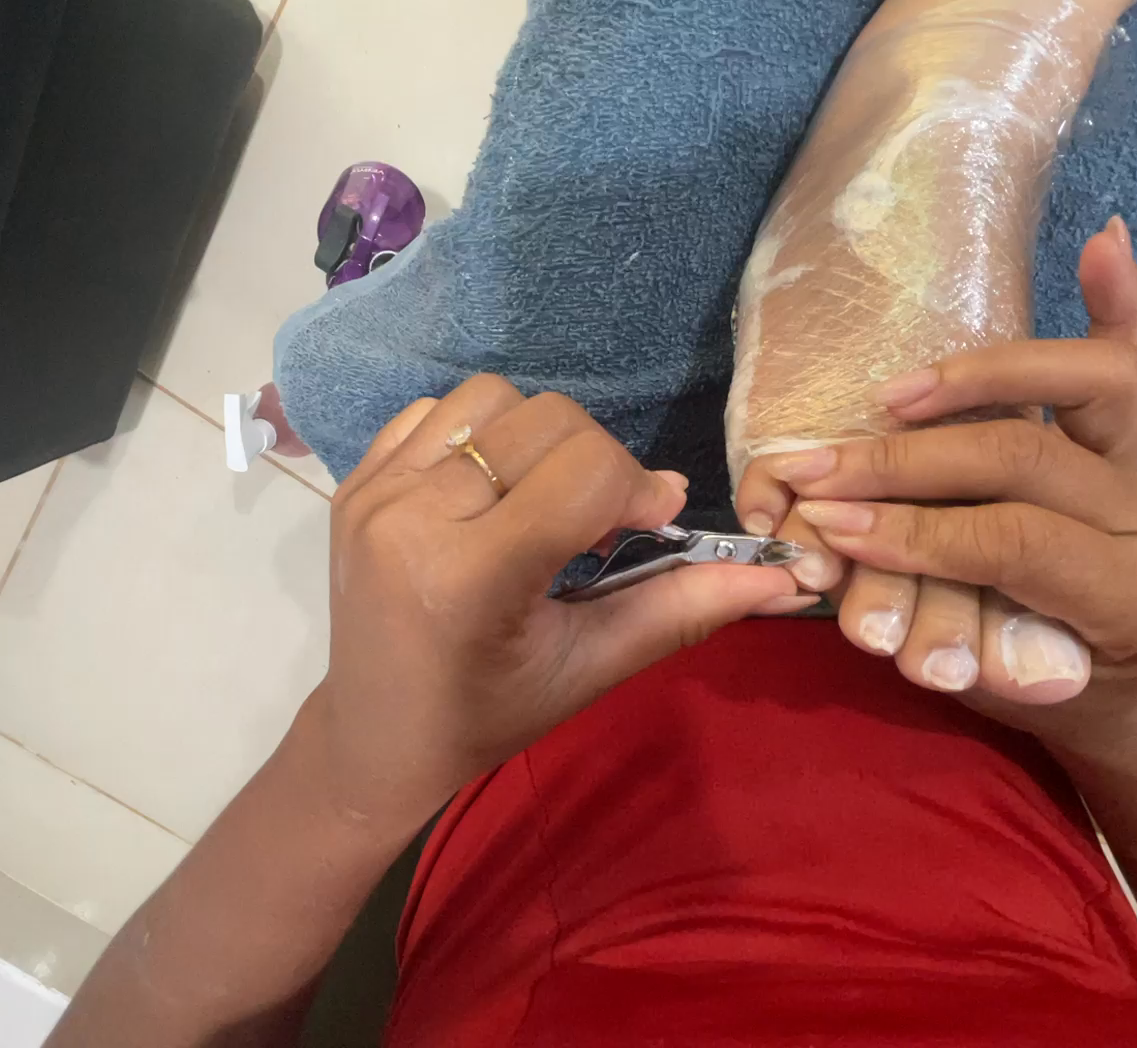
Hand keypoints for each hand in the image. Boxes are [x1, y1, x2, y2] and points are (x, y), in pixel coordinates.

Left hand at [305, 375, 804, 825]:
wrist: (374, 735)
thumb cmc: (487, 716)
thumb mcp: (588, 669)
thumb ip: (681, 610)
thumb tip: (782, 577)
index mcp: (472, 574)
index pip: (587, 471)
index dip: (638, 488)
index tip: (650, 524)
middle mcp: (411, 516)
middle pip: (547, 420)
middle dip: (598, 461)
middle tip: (599, 520)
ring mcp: (374, 492)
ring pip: (492, 399)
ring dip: (538, 437)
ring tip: (539, 498)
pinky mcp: (354, 481)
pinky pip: (435, 412)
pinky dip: (481, 435)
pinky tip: (486, 491)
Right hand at [760, 227, 1136, 747]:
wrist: (1127, 696)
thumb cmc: (1044, 697)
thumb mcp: (986, 688)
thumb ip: (924, 629)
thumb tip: (834, 573)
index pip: (1017, 542)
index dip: (916, 529)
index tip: (830, 523)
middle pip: (1032, 458)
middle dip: (910, 463)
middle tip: (823, 465)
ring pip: (1100, 385)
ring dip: (985, 375)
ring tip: (893, 396)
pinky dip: (1121, 302)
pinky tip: (1099, 244)